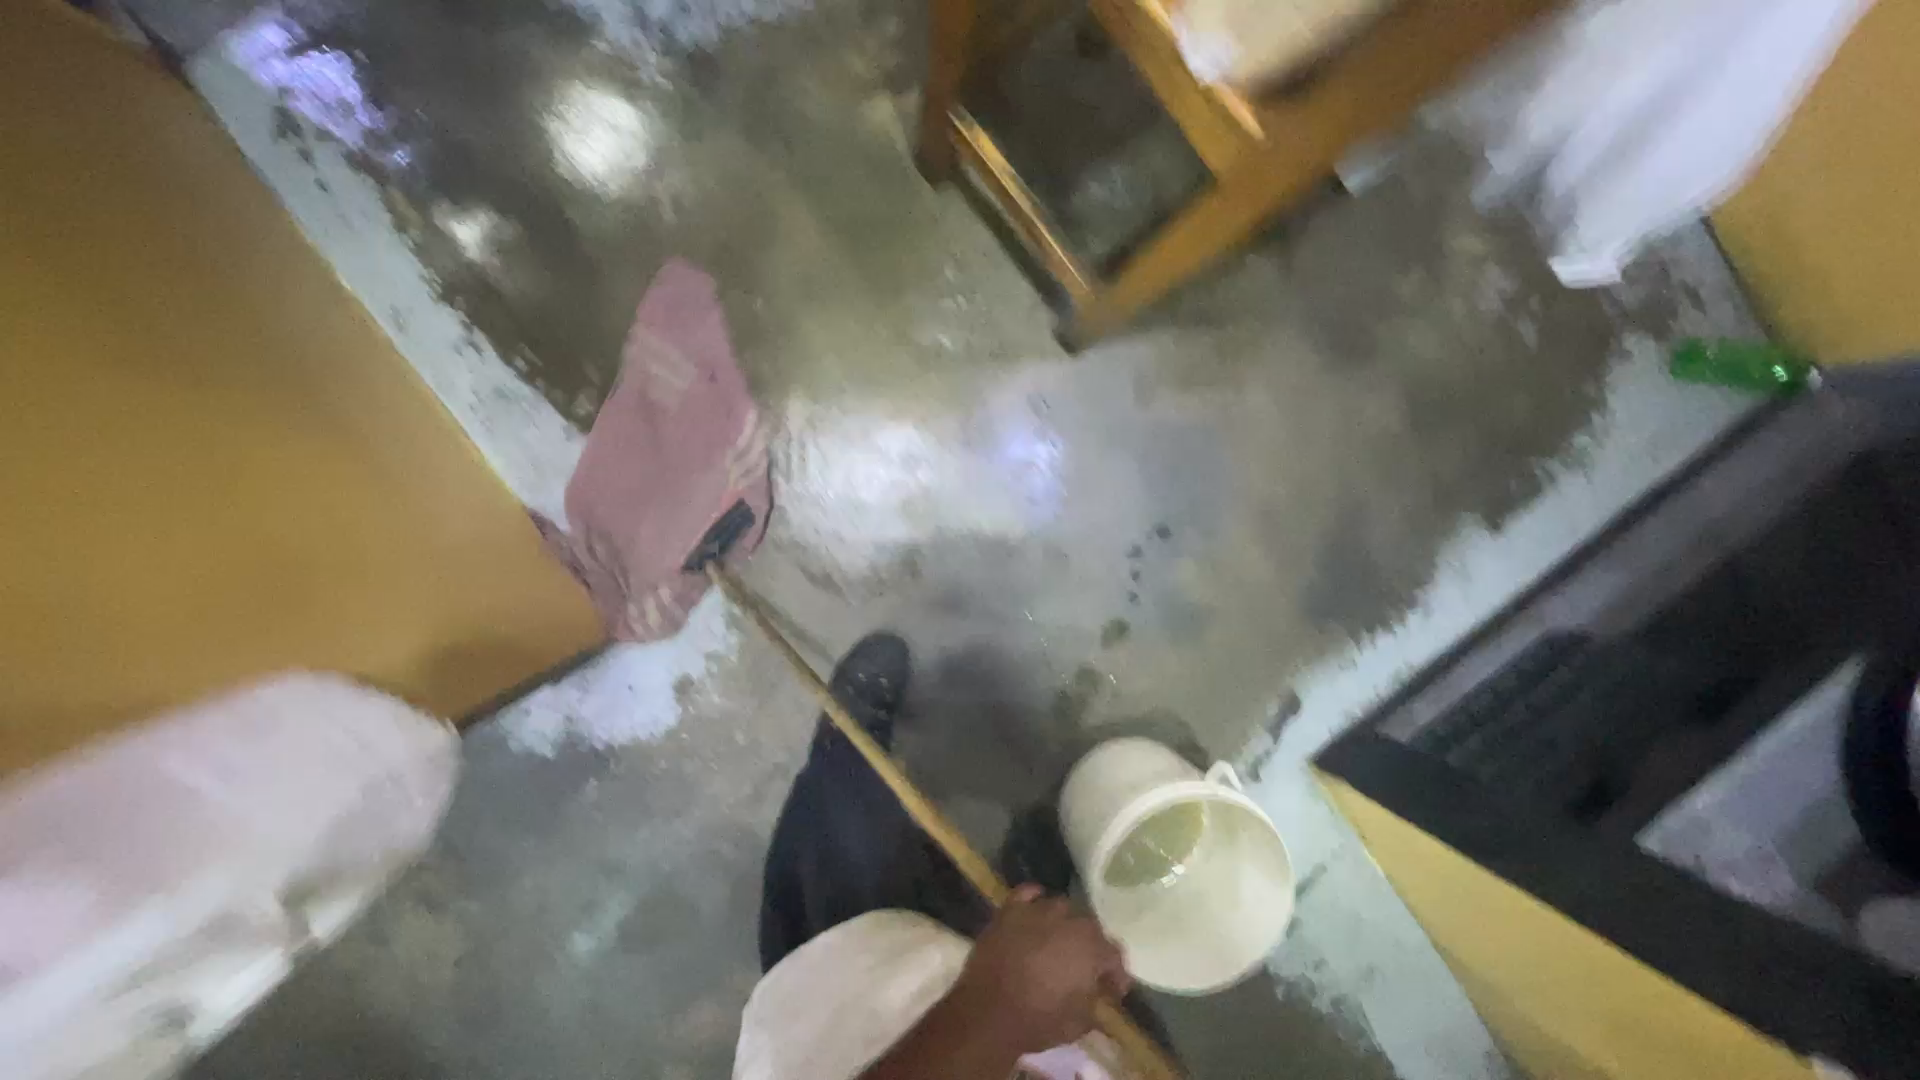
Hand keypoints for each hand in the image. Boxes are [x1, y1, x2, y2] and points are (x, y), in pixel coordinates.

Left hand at [949, 884, 1131, 1054]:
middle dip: (1091, 947)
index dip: (1116, 975)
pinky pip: (1027, 894)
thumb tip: (1098, 998)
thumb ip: (1096, 1005)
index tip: (1113, 992)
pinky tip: (1036, 910)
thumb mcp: (1079, 1023)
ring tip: (1059, 943)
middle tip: (1085, 969)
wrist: (988, 1011)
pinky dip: (1035, 899)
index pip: (1114, 955)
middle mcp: (1068, 920)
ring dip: (1065, 924)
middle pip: (1089, 927)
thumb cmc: (1039, 1020)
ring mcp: (1037, 910)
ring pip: (1061, 908)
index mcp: (1091, 947)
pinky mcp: (1010, 910)